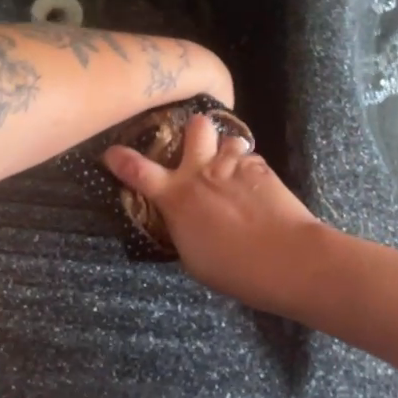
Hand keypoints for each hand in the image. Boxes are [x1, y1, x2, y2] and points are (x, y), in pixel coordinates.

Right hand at [103, 114, 330, 314]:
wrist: (286, 257)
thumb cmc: (234, 269)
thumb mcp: (194, 258)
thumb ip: (183, 229)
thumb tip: (185, 219)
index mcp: (177, 197)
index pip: (138, 171)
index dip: (121, 159)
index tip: (111, 151)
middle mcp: (201, 172)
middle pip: (194, 128)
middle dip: (195, 132)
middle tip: (200, 148)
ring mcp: (233, 165)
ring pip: (227, 138)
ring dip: (227, 152)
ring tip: (234, 172)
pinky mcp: (261, 167)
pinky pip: (250, 158)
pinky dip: (249, 170)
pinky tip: (257, 191)